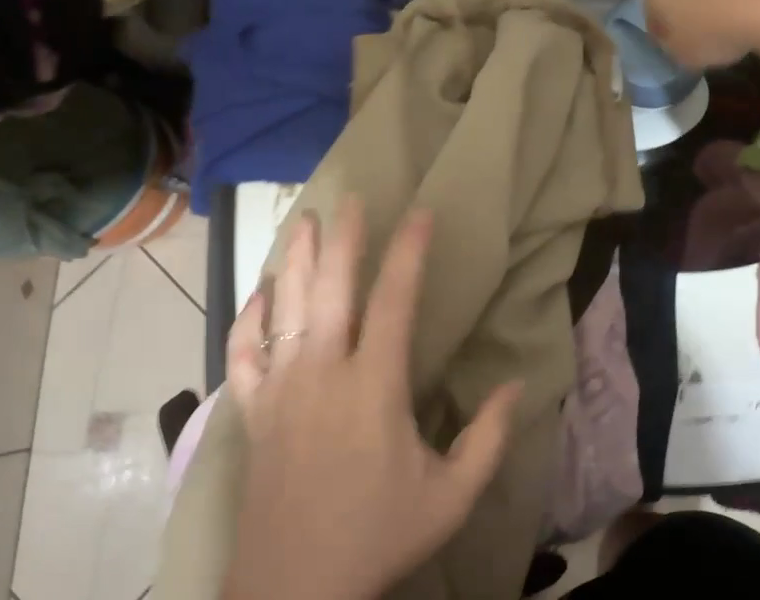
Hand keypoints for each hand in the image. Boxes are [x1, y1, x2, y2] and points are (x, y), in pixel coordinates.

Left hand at [223, 200, 521, 599]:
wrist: (294, 589)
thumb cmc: (378, 536)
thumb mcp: (452, 495)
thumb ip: (489, 437)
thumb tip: (516, 384)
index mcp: (374, 385)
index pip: (394, 299)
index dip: (408, 250)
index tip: (420, 212)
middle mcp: (323, 373)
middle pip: (329, 287)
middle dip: (342, 237)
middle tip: (349, 199)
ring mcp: (280, 390)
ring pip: (282, 307)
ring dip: (292, 260)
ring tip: (300, 222)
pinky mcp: (253, 414)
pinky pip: (242, 354)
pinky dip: (247, 319)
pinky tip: (257, 296)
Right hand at [644, 0, 759, 68]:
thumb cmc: (712, 35)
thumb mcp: (683, 58)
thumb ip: (671, 50)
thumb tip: (672, 42)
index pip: (649, 17)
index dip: (660, 36)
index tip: (674, 51)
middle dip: (682, 16)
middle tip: (697, 40)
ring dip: (706, 6)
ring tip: (724, 29)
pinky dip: (729, 0)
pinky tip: (742, 17)